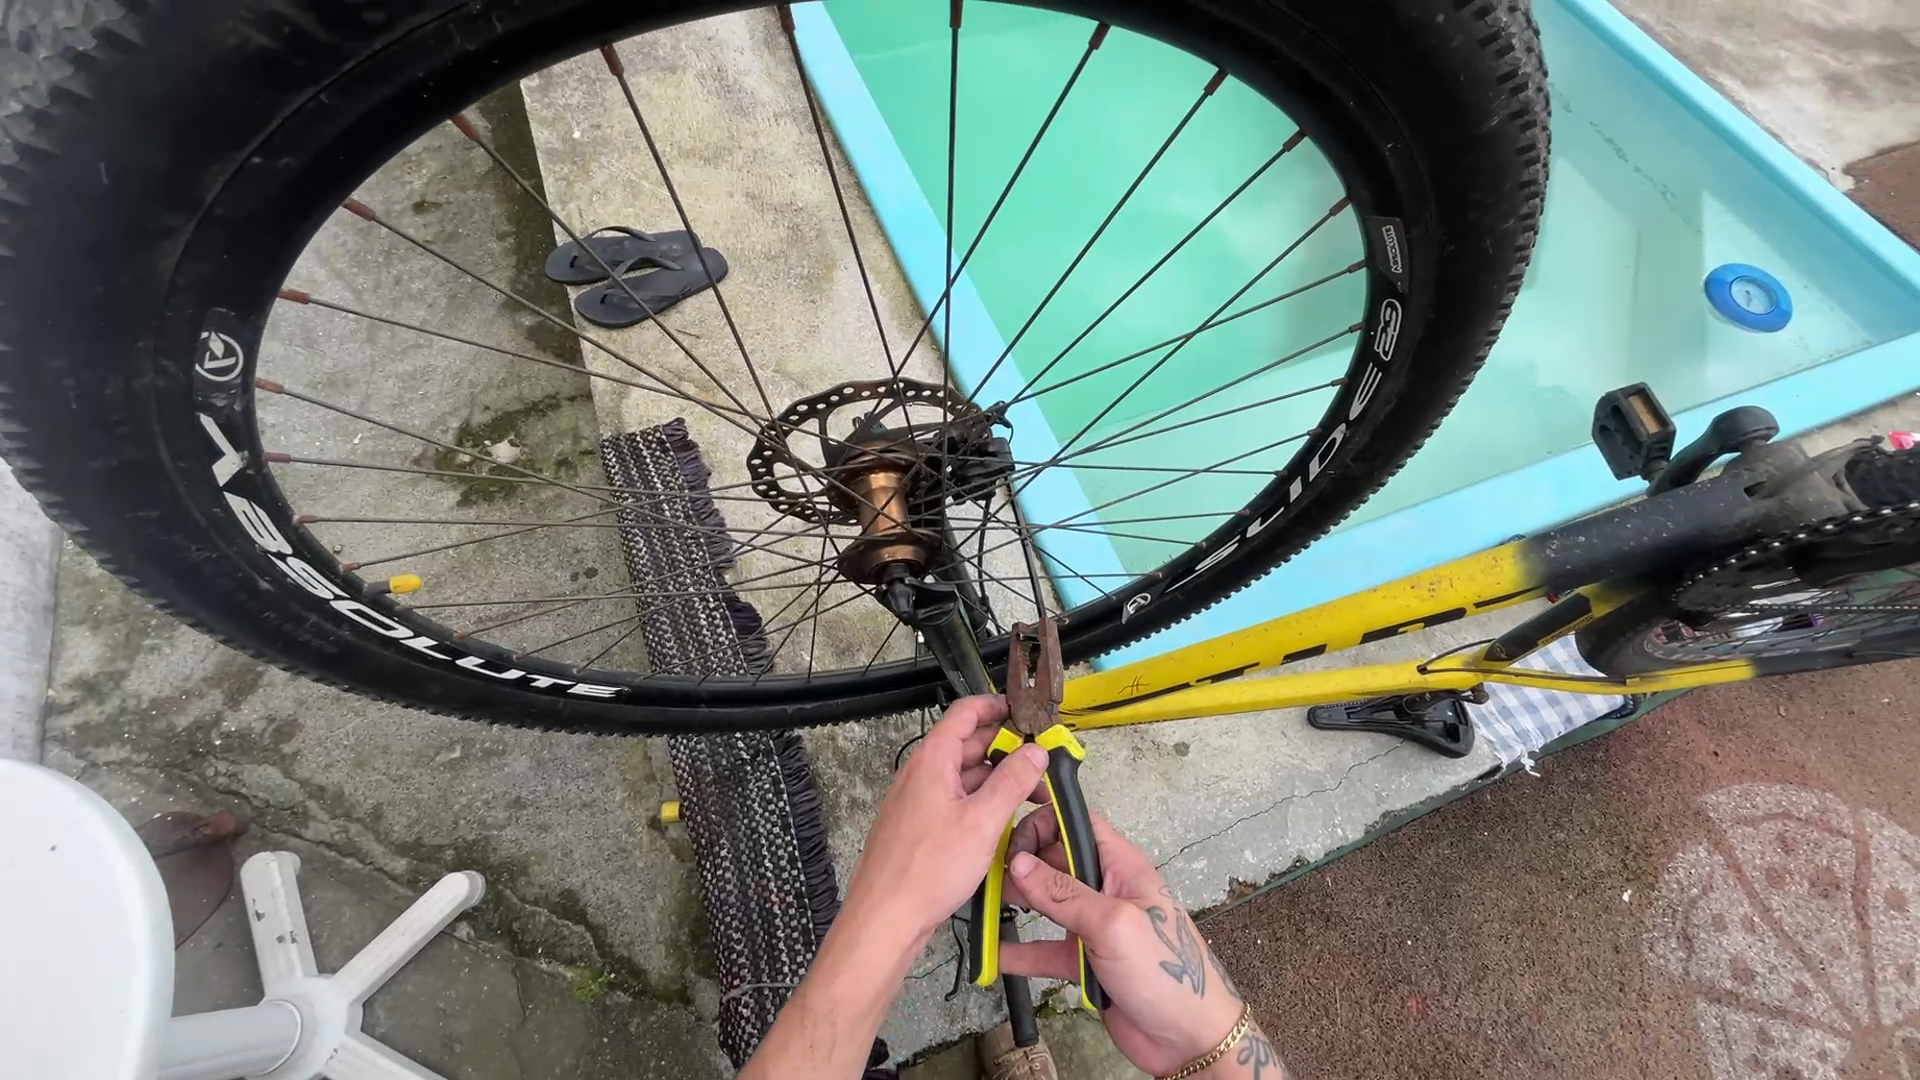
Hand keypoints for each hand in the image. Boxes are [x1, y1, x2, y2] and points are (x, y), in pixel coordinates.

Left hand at [839, 695, 1048, 948]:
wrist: (885, 918)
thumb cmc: (925, 870)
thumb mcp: (982, 822)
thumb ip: (1012, 782)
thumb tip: (1035, 752)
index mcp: (933, 759)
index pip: (966, 712)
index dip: (996, 707)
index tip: (1024, 713)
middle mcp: (922, 773)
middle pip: (968, 744)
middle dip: (1006, 749)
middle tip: (1040, 761)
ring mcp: (919, 799)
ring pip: (964, 775)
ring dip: (997, 779)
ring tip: (1031, 796)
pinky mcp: (920, 825)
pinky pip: (955, 800)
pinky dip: (981, 802)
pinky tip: (1002, 821)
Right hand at [998, 809, 1244, 1077]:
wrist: (1190, 1042)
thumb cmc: (1167, 971)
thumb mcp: (1112, 924)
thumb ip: (1063, 893)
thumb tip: (1018, 862)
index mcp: (1119, 864)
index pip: (1076, 823)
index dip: (1044, 819)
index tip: (1010, 832)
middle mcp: (1104, 887)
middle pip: (1054, 859)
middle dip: (1021, 860)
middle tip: (987, 870)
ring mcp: (1094, 923)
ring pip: (1046, 902)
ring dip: (1015, 900)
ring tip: (982, 901)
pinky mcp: (1085, 959)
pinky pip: (1045, 947)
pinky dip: (1021, 950)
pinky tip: (994, 953)